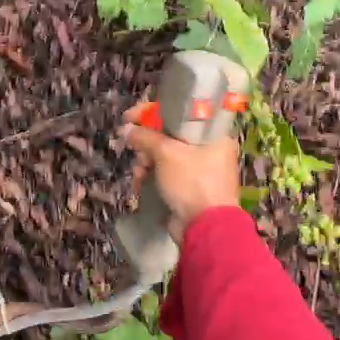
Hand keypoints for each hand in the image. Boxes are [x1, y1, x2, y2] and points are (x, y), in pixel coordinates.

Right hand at [121, 104, 241, 240]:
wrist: (205, 227)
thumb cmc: (192, 182)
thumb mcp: (167, 153)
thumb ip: (145, 137)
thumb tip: (127, 129)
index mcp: (213, 135)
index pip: (180, 113)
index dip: (152, 112)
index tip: (129, 117)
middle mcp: (208, 149)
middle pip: (168, 135)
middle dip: (146, 143)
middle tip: (133, 148)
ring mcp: (199, 169)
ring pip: (163, 155)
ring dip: (146, 162)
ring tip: (140, 172)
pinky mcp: (188, 186)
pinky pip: (165, 172)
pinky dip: (152, 175)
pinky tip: (143, 183)